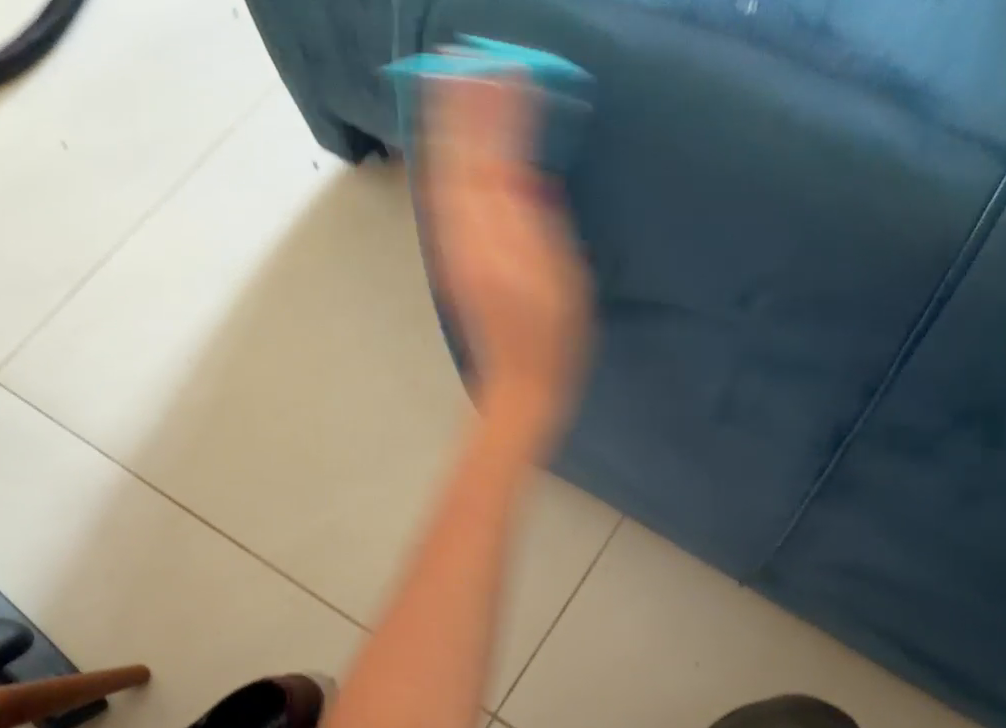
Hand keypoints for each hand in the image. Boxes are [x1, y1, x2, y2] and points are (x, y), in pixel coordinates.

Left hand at [422, 70, 591, 449]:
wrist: (519, 386)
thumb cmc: (554, 338)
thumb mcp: (563, 275)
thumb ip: (542, 221)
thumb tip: (526, 174)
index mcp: (497, 237)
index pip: (494, 159)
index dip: (498, 113)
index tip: (506, 71)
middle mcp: (464, 237)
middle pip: (457, 161)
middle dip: (460, 110)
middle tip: (461, 64)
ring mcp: (453, 250)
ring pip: (443, 177)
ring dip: (445, 131)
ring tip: (448, 89)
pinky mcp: (452, 261)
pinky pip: (442, 199)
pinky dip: (443, 164)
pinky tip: (446, 149)